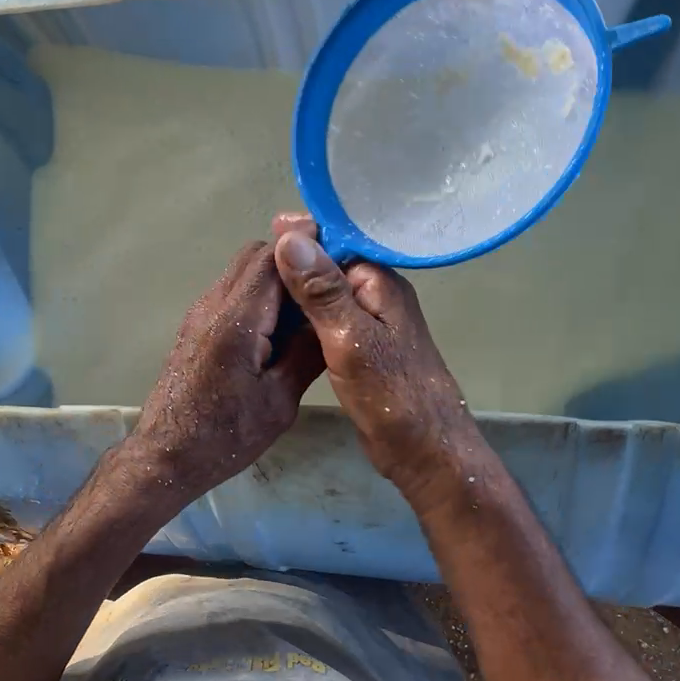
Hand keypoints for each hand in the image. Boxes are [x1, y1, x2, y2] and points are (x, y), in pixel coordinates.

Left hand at [129, 240, 325, 499]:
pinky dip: (258, 298)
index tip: (340, 269)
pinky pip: (232, 293)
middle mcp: (213, 305)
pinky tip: (276, 334)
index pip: (275, 256)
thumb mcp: (280, 402)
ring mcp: (199, 313)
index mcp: (236, 320)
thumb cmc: (225, 436)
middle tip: (324, 295)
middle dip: (294, 265)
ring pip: (242, 272)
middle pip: (256, 254)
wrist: (166, 456)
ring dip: (275, 282)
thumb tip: (332, 315)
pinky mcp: (195, 326)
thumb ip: (306, 352)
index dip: (311, 253)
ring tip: (304, 317)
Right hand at [271, 214, 479, 494]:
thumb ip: (321, 291)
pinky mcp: (360, 347)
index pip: (340, 240)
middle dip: (299, 256)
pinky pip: (328, 317)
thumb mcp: (350, 339)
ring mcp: (370, 322)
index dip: (306, 233)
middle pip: (332, 262)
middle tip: (254, 259)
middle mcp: (377, 295)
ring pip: (328, 291)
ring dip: (299, 286)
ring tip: (259, 282)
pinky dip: (305, 313)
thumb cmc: (392, 396)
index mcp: (381, 283)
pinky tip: (280, 317)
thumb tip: (290, 238)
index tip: (269, 227)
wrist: (424, 453)